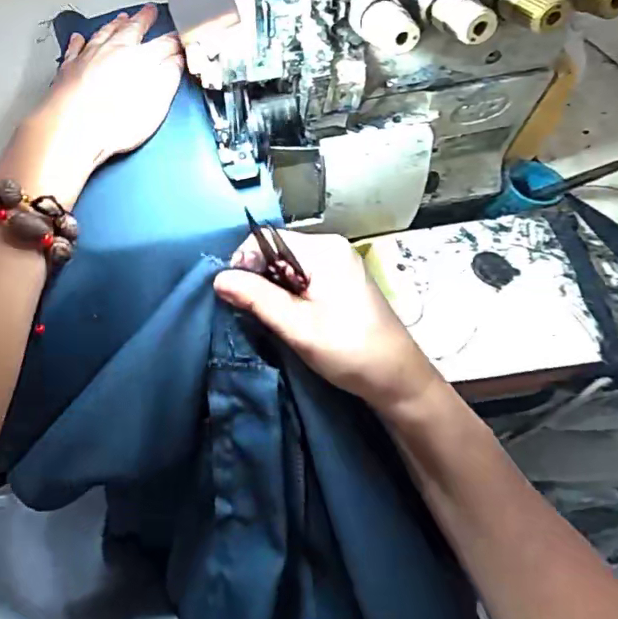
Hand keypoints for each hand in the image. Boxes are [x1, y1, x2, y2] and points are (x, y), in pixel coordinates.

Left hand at [0, 6, 183, 204]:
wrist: (70, 131)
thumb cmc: (112, 122)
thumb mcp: (156, 104)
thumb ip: (168, 78)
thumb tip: (176, 62)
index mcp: (139, 59)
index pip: (164, 43)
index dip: (174, 40)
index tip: (179, 37)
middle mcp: (113, 52)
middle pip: (132, 29)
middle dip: (143, 19)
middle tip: (149, 11)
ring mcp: (88, 58)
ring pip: (104, 33)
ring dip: (115, 25)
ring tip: (121, 18)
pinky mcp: (68, 70)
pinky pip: (75, 48)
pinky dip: (79, 41)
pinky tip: (79, 38)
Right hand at [212, 231, 444, 414]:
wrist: (398, 379)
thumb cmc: (350, 350)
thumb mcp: (297, 326)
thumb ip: (257, 298)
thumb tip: (219, 279)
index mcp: (324, 249)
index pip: (267, 239)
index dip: (245, 263)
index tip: (233, 293)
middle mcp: (332, 248)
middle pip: (277, 250)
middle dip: (258, 277)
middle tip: (251, 310)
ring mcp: (339, 264)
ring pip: (288, 266)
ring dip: (273, 288)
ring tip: (272, 317)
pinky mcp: (341, 281)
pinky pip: (303, 276)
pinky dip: (289, 293)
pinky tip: (290, 317)